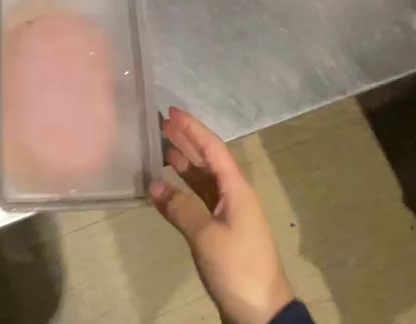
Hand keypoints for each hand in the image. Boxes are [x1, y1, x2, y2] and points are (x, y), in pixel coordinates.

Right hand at [149, 107, 296, 323]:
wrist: (262, 312)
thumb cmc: (238, 266)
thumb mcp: (206, 236)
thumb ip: (180, 207)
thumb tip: (153, 184)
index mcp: (236, 188)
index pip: (213, 147)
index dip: (193, 128)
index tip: (171, 112)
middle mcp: (234, 194)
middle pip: (209, 160)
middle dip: (187, 141)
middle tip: (160, 125)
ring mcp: (229, 213)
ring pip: (204, 179)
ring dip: (185, 164)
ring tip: (160, 149)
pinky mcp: (222, 231)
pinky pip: (201, 199)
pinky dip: (184, 189)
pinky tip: (167, 187)